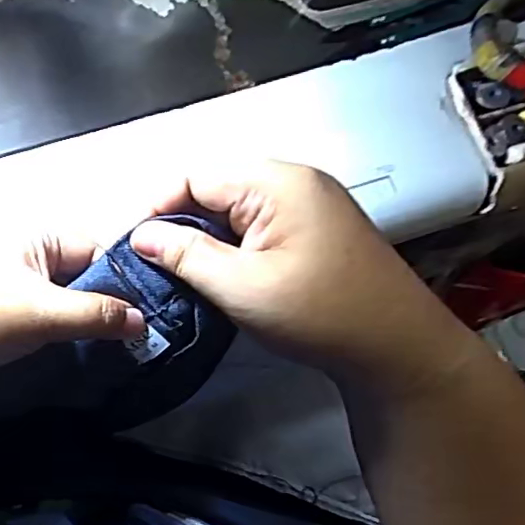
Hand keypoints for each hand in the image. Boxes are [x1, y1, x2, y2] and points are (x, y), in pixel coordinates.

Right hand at [133, 161, 485, 397]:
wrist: (392, 346)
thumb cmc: (320, 314)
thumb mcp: (240, 286)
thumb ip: (185, 256)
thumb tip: (143, 237)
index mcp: (277, 183)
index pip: (195, 177)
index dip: (156, 208)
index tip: (131, 244)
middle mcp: (295, 183)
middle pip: (215, 190)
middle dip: (178, 224)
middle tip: (150, 263)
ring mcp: (308, 206)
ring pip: (234, 211)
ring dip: (203, 239)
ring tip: (178, 273)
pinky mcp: (313, 231)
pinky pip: (257, 227)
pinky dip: (230, 248)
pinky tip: (218, 276)